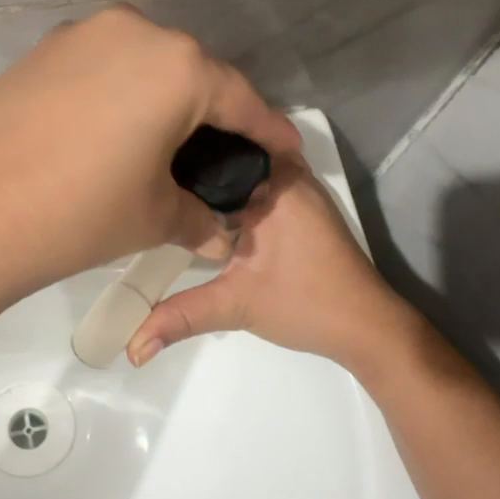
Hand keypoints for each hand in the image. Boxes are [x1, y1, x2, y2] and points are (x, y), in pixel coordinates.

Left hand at [0, 5, 301, 308]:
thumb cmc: (78, 215)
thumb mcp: (153, 218)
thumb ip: (199, 217)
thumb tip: (219, 234)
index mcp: (176, 66)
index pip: (239, 100)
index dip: (267, 131)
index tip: (287, 152)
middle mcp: (132, 32)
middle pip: (191, 74)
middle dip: (214, 112)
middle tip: (226, 152)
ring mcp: (78, 36)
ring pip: (143, 66)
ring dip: (163, 100)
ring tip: (172, 143)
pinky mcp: (39, 52)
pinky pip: (100, 69)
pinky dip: (119, 95)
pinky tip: (115, 133)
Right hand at [125, 154, 418, 371]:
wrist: (368, 327)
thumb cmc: (307, 304)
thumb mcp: (236, 305)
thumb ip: (181, 316)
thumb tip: (131, 347)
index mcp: (275, 182)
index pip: (218, 150)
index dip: (179, 154)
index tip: (140, 162)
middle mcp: (289, 175)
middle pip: (230, 158)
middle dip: (191, 165)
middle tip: (144, 176)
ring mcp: (299, 191)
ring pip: (244, 174)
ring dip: (212, 181)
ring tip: (163, 187)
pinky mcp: (302, 210)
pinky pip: (257, 189)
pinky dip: (232, 196)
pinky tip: (201, 212)